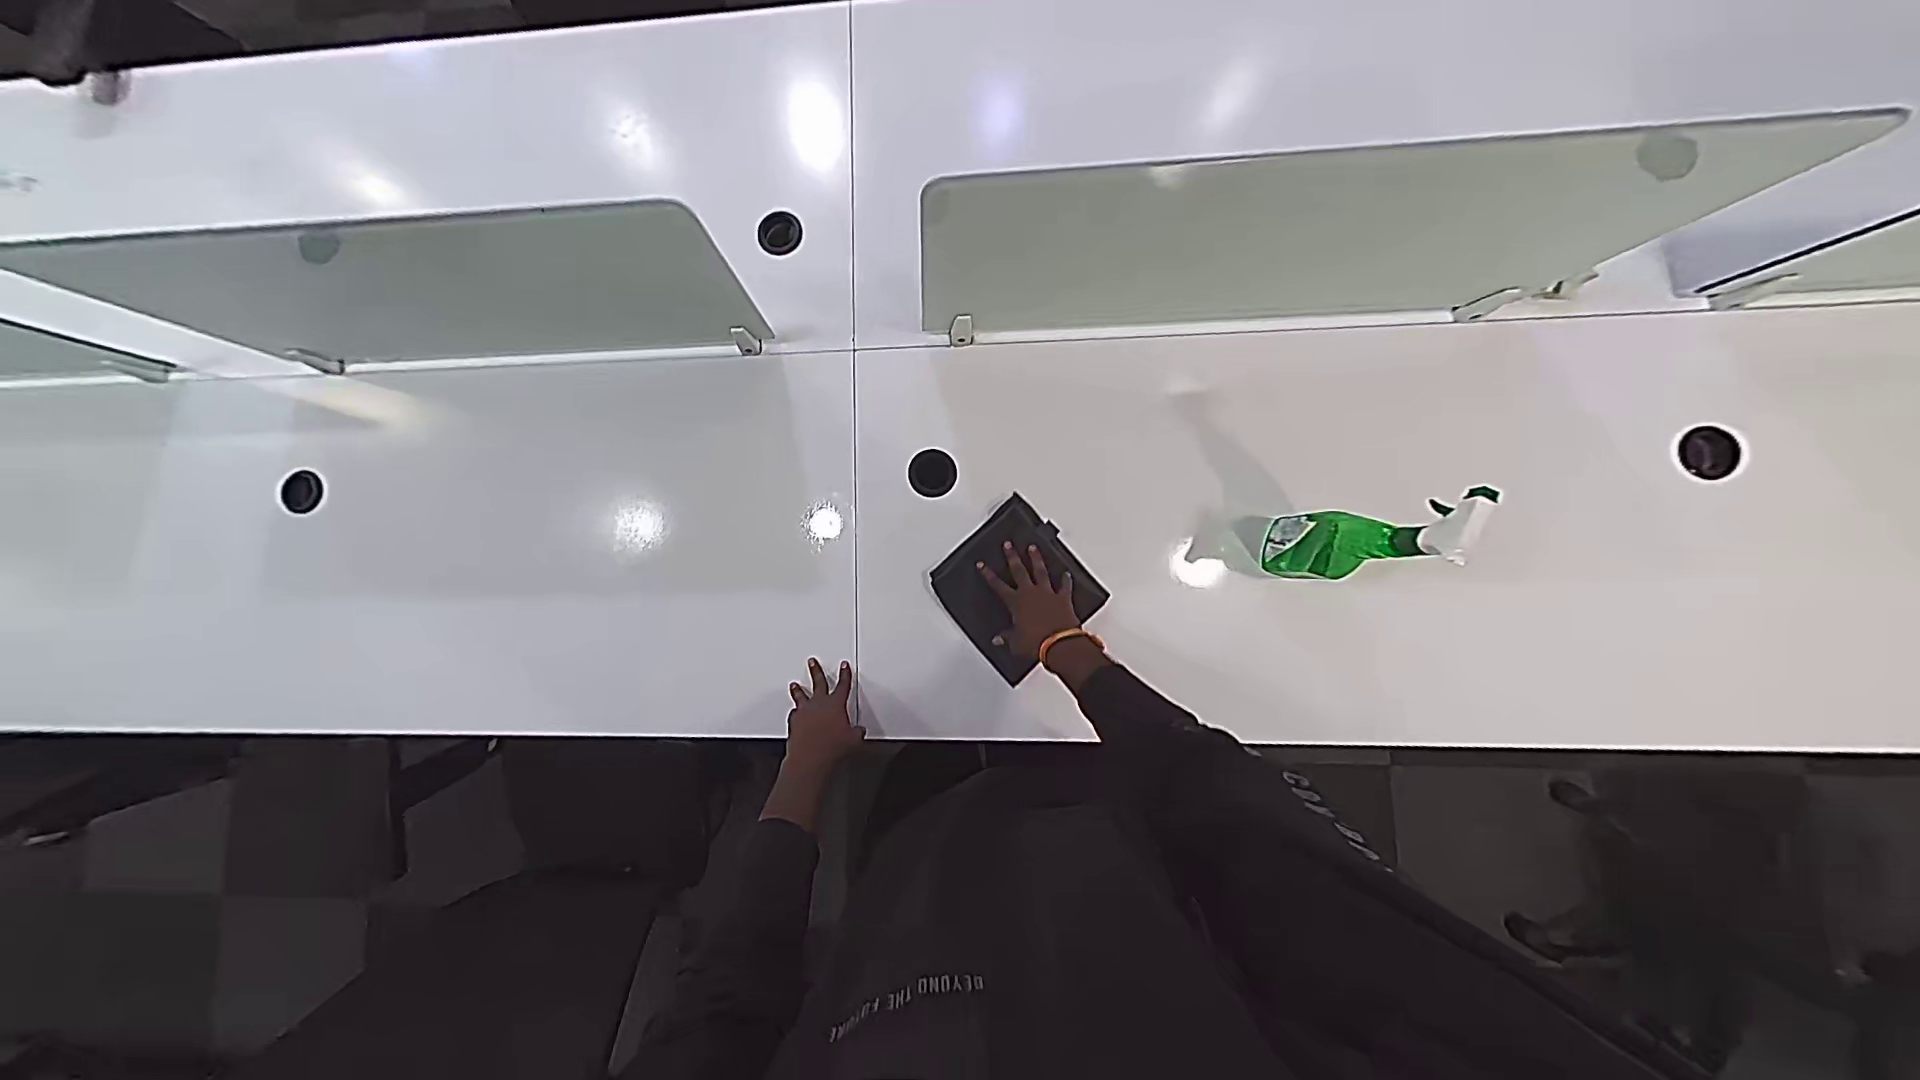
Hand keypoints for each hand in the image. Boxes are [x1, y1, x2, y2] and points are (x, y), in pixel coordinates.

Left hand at [784, 658, 863, 776]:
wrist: (811, 758)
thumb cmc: (832, 748)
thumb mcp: (853, 740)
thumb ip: (856, 732)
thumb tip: (859, 732)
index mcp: (836, 704)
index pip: (843, 684)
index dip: (845, 674)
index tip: (843, 666)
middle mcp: (819, 704)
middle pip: (818, 682)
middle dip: (816, 670)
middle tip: (812, 662)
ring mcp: (805, 712)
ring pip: (801, 695)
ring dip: (798, 689)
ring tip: (795, 684)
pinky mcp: (794, 722)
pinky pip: (794, 713)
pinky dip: (795, 711)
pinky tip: (794, 711)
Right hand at [978, 541, 1079, 659]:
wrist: (1059, 644)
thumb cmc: (1036, 643)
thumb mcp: (1016, 643)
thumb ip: (1007, 638)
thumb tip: (998, 640)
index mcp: (1016, 603)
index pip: (998, 585)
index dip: (988, 574)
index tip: (982, 564)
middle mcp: (1030, 593)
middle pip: (1019, 570)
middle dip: (1012, 556)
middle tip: (1008, 545)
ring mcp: (1047, 593)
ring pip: (1040, 571)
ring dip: (1036, 559)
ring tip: (1033, 548)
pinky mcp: (1063, 598)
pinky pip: (1064, 585)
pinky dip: (1065, 579)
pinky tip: (1066, 573)